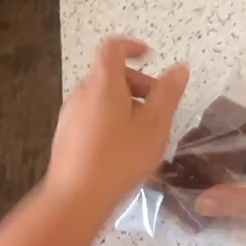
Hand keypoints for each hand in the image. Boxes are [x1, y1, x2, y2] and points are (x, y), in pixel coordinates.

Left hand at [44, 37, 189, 215]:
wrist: (75, 198)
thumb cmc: (120, 158)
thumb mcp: (154, 126)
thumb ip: (168, 94)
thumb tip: (179, 68)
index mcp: (103, 84)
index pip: (112, 48)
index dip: (132, 46)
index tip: (150, 56)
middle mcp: (82, 93)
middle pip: (109, 75)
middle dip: (137, 84)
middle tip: (158, 108)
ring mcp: (70, 115)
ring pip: (102, 98)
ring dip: (126, 105)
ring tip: (145, 134)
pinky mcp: (66, 136)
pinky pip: (93, 116)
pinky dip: (111, 120)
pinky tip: (124, 150)